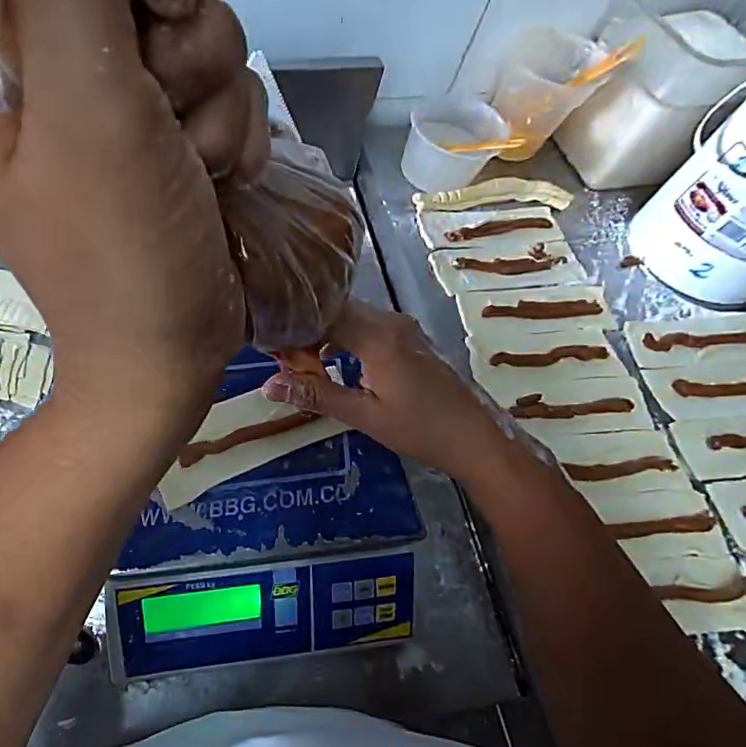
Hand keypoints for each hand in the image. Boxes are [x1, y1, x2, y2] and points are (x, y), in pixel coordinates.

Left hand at [0, 0, 244, 419]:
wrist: (170, 354)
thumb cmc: (116, 252)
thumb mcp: (86, 108)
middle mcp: (52, 54)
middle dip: (182, 30)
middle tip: (173, 97)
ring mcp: (120, 92)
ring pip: (198, 22)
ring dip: (214, 95)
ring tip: (193, 165)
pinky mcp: (172, 126)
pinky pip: (224, 80)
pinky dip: (232, 130)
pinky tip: (216, 179)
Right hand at [263, 298, 523, 483]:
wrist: (476, 437)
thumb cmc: (421, 429)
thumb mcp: (364, 416)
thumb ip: (316, 395)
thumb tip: (269, 386)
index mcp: (378, 337)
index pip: (323, 313)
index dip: (293, 326)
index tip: (270, 346)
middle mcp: (391, 321)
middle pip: (337, 309)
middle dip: (307, 328)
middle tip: (283, 356)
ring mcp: (405, 328)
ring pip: (354, 316)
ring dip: (327, 333)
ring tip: (305, 362)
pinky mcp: (412, 339)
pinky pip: (370, 326)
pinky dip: (348, 337)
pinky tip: (337, 362)